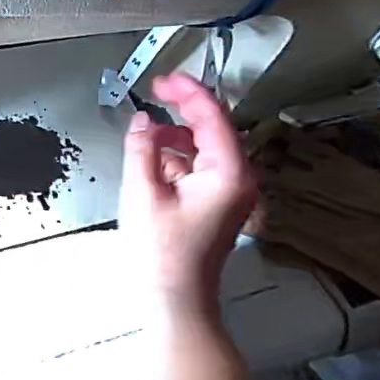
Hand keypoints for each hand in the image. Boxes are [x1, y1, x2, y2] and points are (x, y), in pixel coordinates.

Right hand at [119, 73, 258, 323]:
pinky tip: (152, 164)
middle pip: (211, 128)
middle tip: (154, 95)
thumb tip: (141, 121)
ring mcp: (229, 191)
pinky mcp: (217, 202)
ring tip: (143, 142)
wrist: (175, 299)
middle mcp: (238, 179)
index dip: (187, 92)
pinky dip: (176, 159)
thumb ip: (141, 148)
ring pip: (203, 147)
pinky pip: (198, 166)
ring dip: (174, 137)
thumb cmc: (162, 254)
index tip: (163, 80)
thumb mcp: (142, 192)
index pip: (212, 117)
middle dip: (181, 111)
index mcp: (228, 173)